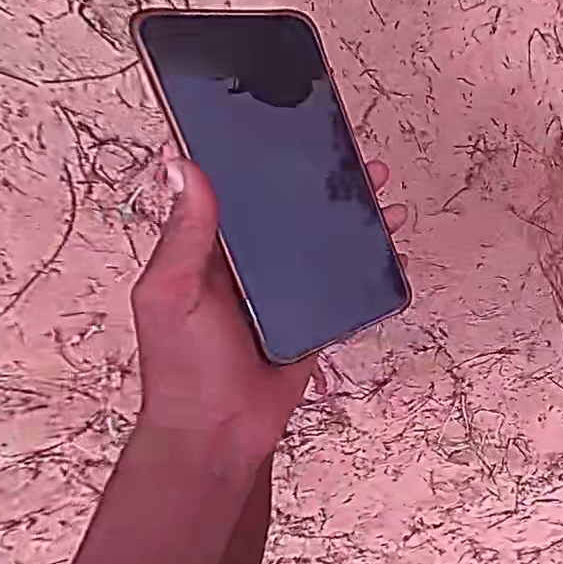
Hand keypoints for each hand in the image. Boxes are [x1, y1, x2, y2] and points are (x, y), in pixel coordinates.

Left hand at [129, 156, 407, 454]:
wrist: (223, 429)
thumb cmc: (185, 366)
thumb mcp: (172, 293)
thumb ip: (184, 235)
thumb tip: (181, 167)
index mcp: (216, 249)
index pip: (244, 193)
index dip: (268, 162)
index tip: (294, 134)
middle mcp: (255, 261)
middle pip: (297, 211)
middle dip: (330, 187)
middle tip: (357, 165)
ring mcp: (288, 286)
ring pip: (329, 241)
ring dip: (358, 219)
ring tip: (383, 201)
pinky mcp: (316, 311)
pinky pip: (348, 280)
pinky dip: (371, 264)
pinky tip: (390, 250)